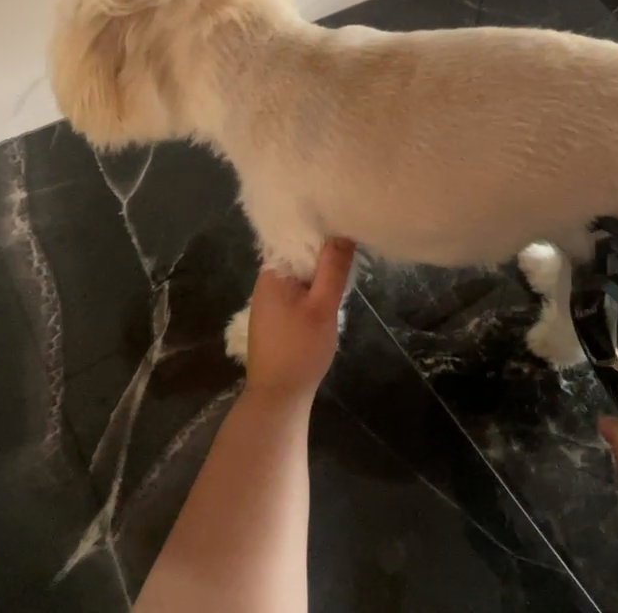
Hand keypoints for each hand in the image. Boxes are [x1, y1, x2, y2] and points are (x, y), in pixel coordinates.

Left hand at [244, 238, 356, 403]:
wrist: (279, 396)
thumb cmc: (300, 349)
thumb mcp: (323, 306)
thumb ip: (333, 268)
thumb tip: (342, 231)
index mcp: (271, 273)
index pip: (290, 234)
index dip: (315, 225)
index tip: (341, 220)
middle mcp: (266, 282)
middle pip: (296, 253)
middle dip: (321, 249)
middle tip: (351, 243)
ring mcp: (270, 301)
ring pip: (299, 273)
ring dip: (319, 270)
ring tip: (346, 262)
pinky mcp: (276, 317)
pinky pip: (297, 289)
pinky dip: (313, 286)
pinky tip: (331, 291)